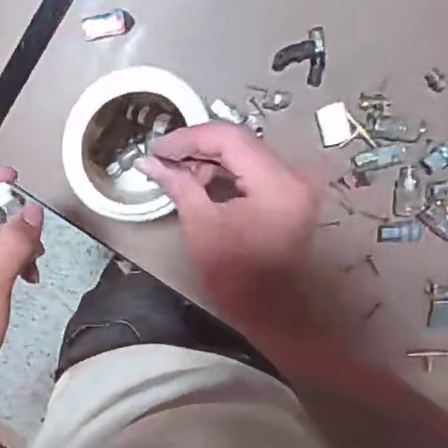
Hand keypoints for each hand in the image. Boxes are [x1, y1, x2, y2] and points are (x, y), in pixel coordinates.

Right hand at [135, 123, 320, 332]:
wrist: (269, 309)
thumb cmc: (235, 275)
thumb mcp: (200, 225)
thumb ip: (178, 185)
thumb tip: (151, 162)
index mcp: (277, 182)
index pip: (229, 138)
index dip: (188, 138)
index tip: (157, 147)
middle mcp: (294, 175)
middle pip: (240, 142)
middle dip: (197, 147)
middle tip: (162, 157)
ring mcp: (295, 184)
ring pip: (246, 153)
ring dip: (209, 158)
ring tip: (176, 170)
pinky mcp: (290, 195)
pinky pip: (254, 170)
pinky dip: (225, 171)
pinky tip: (199, 179)